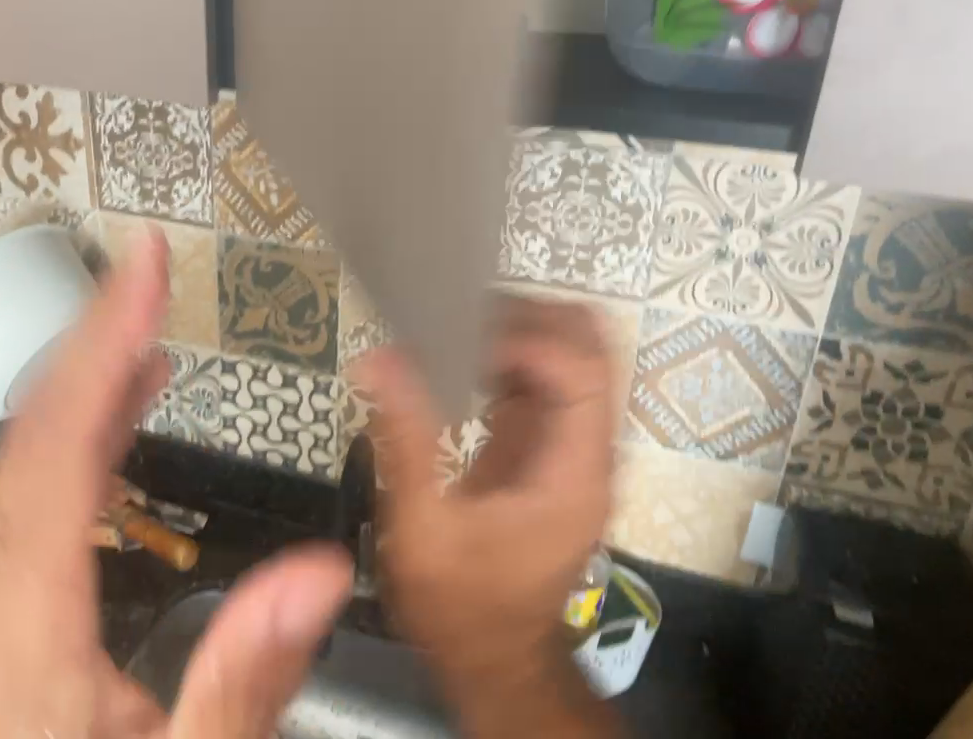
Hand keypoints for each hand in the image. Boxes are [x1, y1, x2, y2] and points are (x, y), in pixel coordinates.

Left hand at [0, 231, 353, 737]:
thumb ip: (246, 675)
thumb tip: (322, 573)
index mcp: (21, 617)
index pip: (61, 440)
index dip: (106, 340)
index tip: (143, 268)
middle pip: (38, 424)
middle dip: (98, 330)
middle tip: (148, 265)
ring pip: (31, 446)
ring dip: (90, 370)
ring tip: (145, 319)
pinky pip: (33, 482)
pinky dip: (80, 423)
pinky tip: (119, 405)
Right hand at [356, 296, 622, 737]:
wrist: (494, 659)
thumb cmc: (461, 606)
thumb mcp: (423, 530)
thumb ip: (406, 440)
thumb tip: (379, 359)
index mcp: (575, 473)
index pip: (582, 372)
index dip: (530, 339)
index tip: (463, 335)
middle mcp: (589, 451)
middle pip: (592, 350)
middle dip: (534, 319)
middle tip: (463, 313)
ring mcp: (573, 448)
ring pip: (572, 357)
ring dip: (521, 333)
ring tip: (454, 328)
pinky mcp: (550, 450)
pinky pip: (544, 382)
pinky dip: (508, 359)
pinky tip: (458, 359)